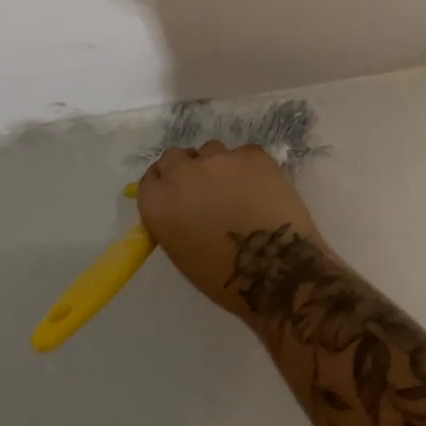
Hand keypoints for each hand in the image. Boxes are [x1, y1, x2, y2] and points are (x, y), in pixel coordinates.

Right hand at [137, 140, 321, 316]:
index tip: (177, 194)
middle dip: (187, 169)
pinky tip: (261, 188)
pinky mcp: (252, 154)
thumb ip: (172, 219)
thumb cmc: (222, 275)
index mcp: (158, 202)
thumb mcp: (180, 251)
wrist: (274, 267)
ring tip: (237, 188)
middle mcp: (182, 173)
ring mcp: (218, 159)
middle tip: (206, 188)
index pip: (151, 179)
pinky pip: (244, 154)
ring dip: (218, 165)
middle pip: (176, 157)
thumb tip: (182, 206)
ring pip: (212, 150)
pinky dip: (248, 168)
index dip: (165, 185)